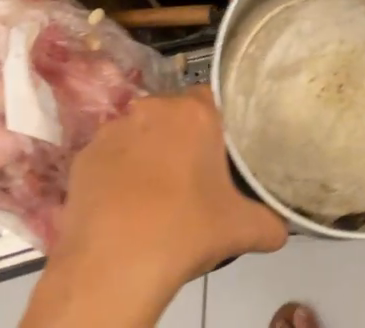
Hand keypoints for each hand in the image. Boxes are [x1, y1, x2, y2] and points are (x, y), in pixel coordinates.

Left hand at [25, 87, 287, 327]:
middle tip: (190, 176)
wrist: (112, 266)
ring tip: (152, 194)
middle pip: (172, 114)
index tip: (219, 151)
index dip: (216, 124)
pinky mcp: (82, 158)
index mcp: (196, 113)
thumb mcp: (242, 230)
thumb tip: (281, 230)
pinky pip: (108, 157)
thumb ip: (270, 222)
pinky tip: (122, 206)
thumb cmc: (184, 232)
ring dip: (146, 152)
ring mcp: (112, 131)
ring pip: (138, 133)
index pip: (212, 98)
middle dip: (180, 137)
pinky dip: (115, 174)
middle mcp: (153, 110)